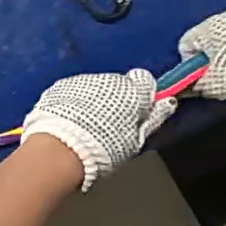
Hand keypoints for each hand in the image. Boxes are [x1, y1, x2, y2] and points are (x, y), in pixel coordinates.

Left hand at [21, 69, 175, 189]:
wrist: (60, 147)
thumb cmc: (104, 146)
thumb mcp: (136, 139)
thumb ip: (153, 118)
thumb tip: (168, 103)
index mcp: (130, 90)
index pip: (144, 81)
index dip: (141, 97)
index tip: (136, 112)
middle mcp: (105, 79)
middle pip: (116, 84)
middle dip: (114, 99)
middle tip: (108, 124)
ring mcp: (79, 81)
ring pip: (92, 87)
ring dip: (91, 100)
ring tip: (85, 124)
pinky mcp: (57, 86)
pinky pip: (71, 91)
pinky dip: (72, 102)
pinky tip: (68, 120)